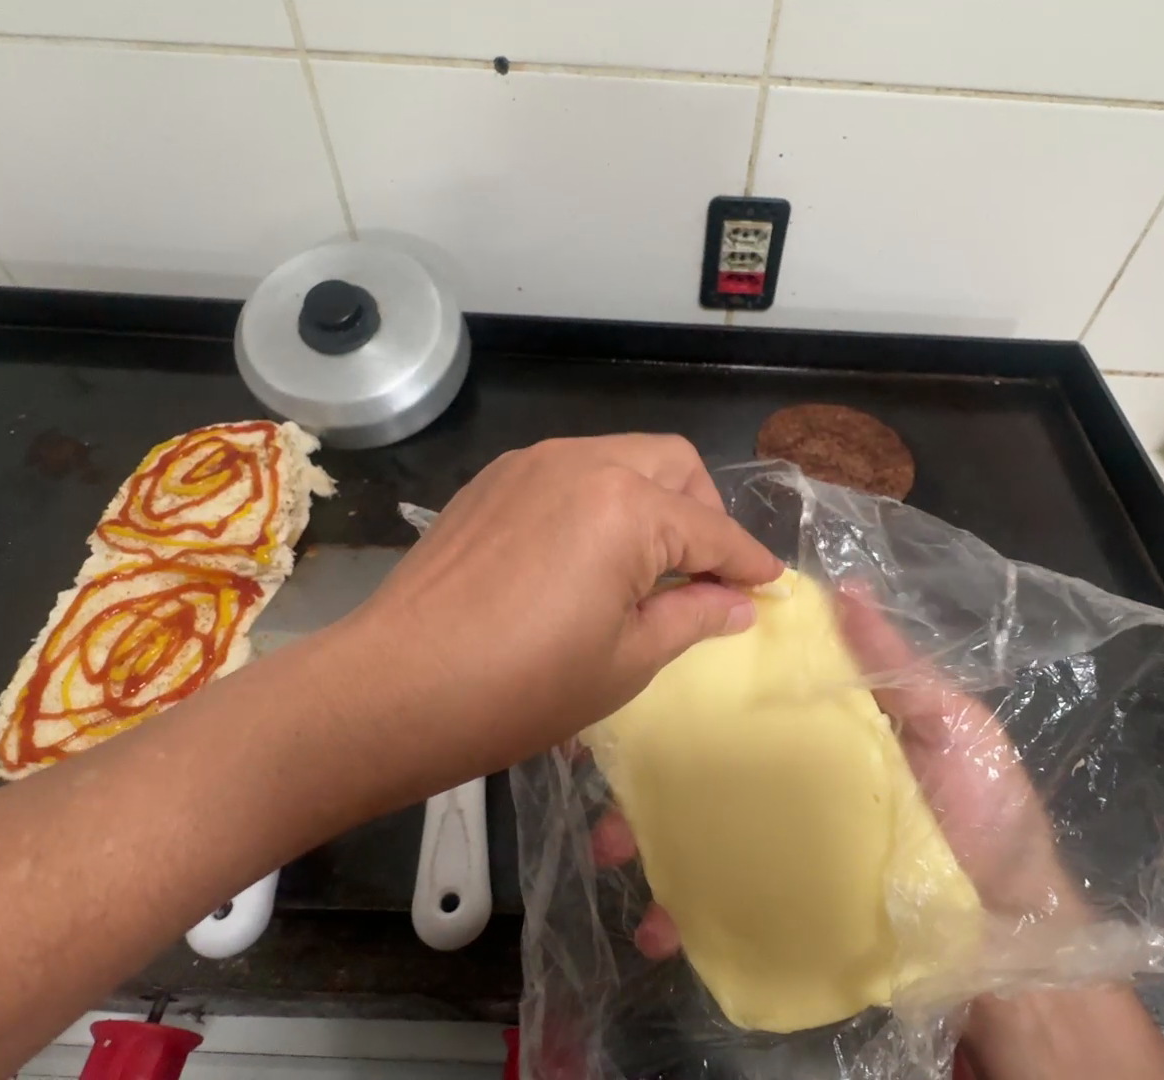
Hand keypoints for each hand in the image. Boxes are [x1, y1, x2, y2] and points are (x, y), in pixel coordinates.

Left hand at [328, 435, 782, 800]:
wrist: (394, 689)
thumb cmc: (523, 687)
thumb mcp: (626, 661)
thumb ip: (693, 618)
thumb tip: (738, 602)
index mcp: (627, 506)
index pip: (712, 529)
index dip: (748, 561)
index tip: (769, 585)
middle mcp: (582, 463)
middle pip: (673, 464)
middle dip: (703, 512)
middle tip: (701, 574)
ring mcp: (530, 465)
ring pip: (619, 458)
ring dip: (651, 501)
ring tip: (643, 566)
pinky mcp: (491, 481)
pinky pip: (569, 473)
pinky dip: (599, 502)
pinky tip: (584, 556)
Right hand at [589, 583, 1074, 960]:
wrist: (1012, 939)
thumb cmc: (987, 818)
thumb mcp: (953, 729)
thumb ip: (898, 668)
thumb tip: (845, 586)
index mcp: (819, 730)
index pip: (747, 694)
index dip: (693, 683)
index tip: (642, 672)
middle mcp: (786, 780)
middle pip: (703, 763)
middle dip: (645, 767)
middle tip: (603, 768)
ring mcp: (777, 842)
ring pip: (693, 829)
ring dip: (643, 840)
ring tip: (611, 849)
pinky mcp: (778, 900)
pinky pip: (717, 903)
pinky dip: (678, 915)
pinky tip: (656, 928)